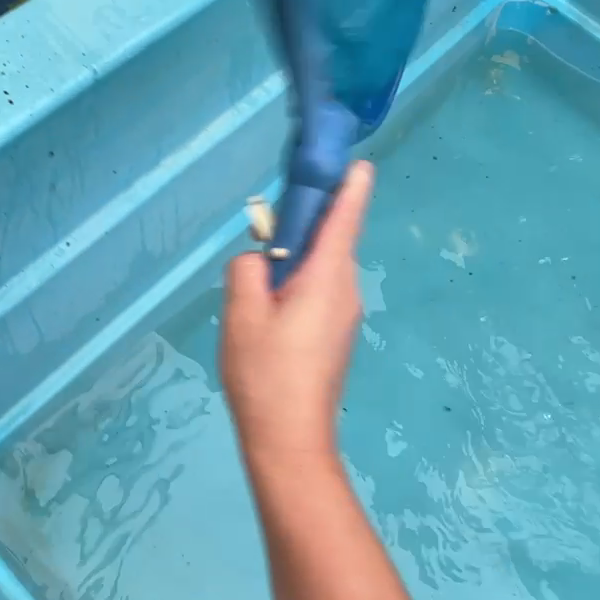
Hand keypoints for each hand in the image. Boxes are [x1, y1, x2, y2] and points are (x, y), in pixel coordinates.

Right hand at [220, 161, 375, 466]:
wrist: (289, 438)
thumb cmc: (265, 370)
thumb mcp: (241, 311)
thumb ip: (247, 269)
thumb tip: (259, 260)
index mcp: (326, 276)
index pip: (344, 218)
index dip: (350, 186)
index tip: (357, 161)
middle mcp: (345, 290)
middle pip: (330, 241)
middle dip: (303, 226)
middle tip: (264, 228)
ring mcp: (344, 316)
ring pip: (321, 269)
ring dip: (295, 261)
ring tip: (256, 284)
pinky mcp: (335, 336)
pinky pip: (319, 292)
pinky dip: (297, 285)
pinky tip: (267, 312)